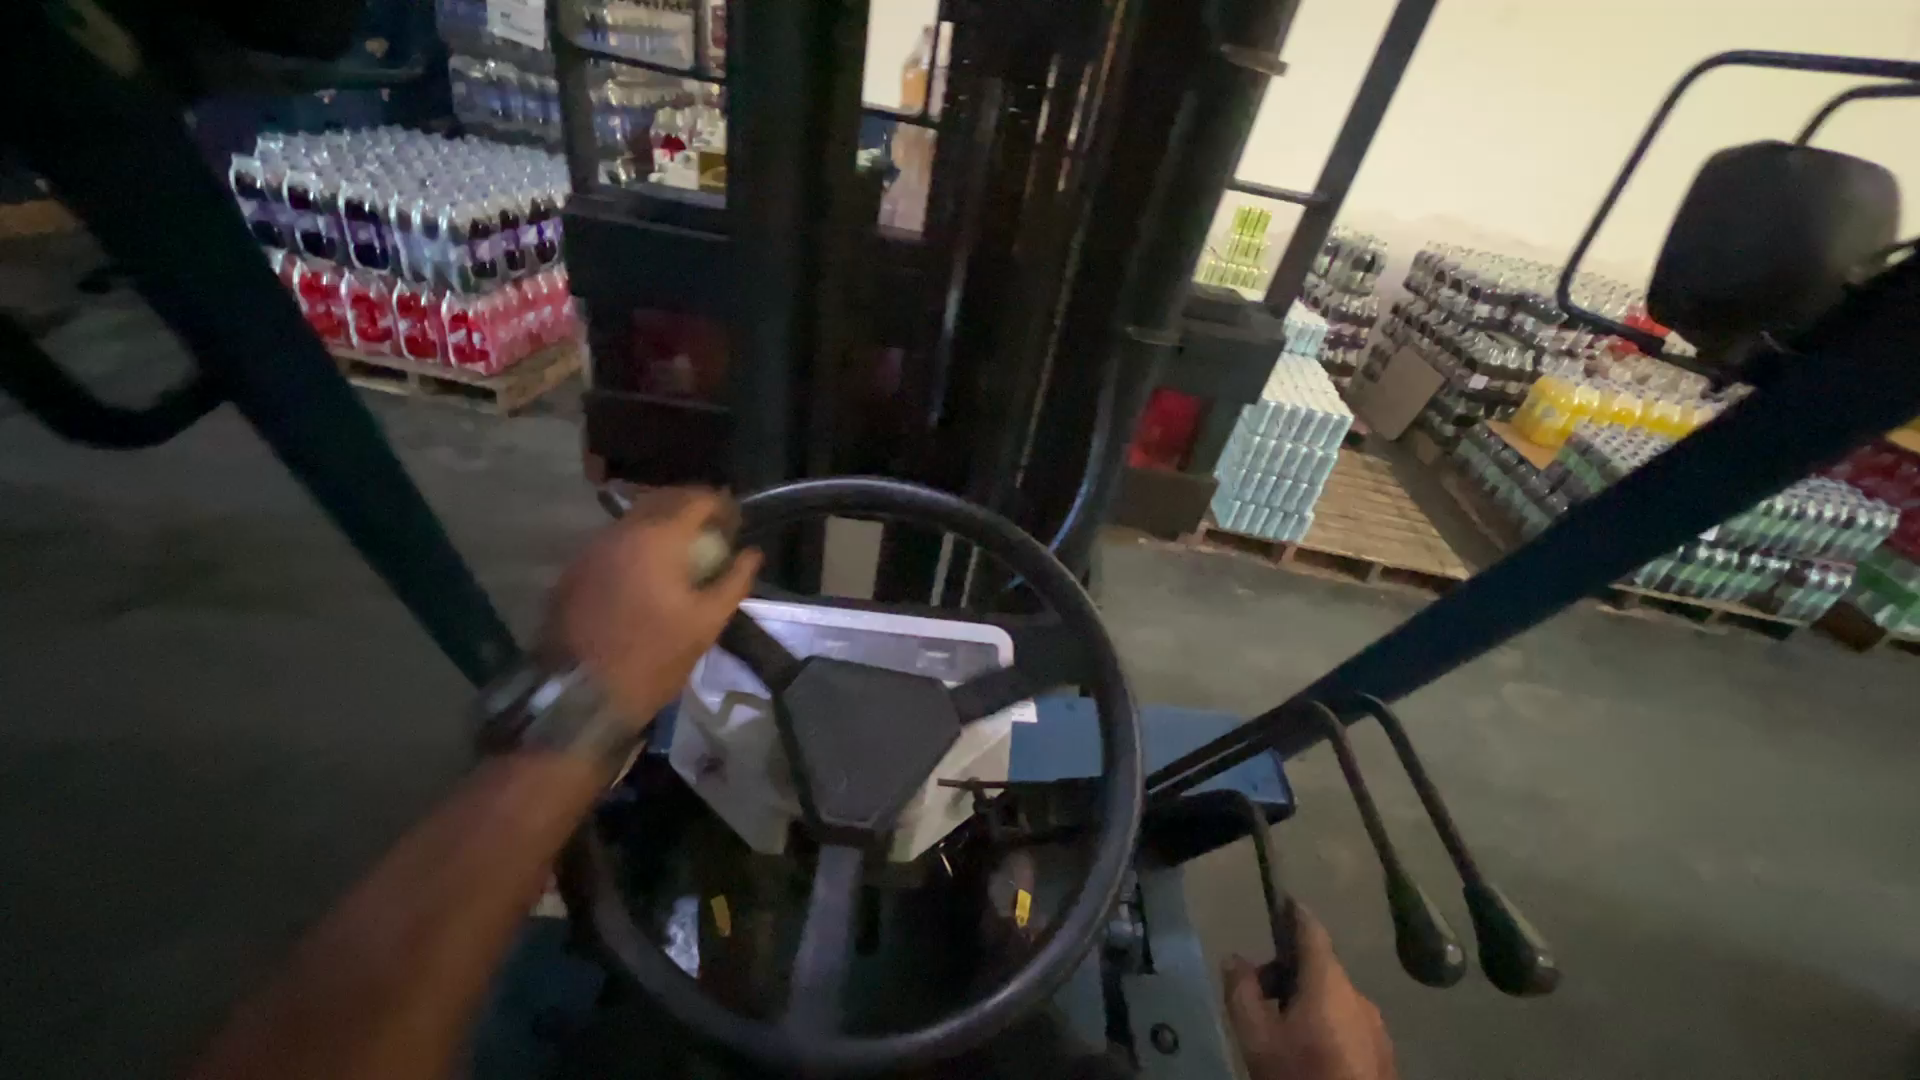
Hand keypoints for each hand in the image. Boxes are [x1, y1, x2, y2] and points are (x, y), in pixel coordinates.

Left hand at [546, 487, 761, 724]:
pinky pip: (614, 540)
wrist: (581, 695)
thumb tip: (752, 554)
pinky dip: (637, 543)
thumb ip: (734, 581)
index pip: (696, 499)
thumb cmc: (655, 658)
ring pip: (634, 518)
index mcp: (658, 538)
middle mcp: (621, 531)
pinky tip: (649, 570)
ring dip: (662, 524)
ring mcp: (592, 548)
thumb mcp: (707, 623)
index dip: (721, 505)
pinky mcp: (574, 569)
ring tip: (683, 550)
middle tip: (714, 531)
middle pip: (662, 499)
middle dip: (691, 508)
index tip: (736, 522)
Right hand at [1223, 906, 1396, 1079]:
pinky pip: (1351, 1023)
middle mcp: (1359, 996)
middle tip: (1261, 992)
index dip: (1294, 913)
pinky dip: (1329, 1022)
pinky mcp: (1386, 1056)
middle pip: (1320, 967)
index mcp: (1329, 983)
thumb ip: (1241, 991)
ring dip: (1309, 999)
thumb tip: (1234, 958)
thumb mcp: (1256, 1038)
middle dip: (1289, 970)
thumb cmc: (1302, 1076)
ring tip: (1284, 1027)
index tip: (1281, 900)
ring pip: (1336, 997)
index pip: (1311, 930)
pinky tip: (1312, 1049)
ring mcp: (1378, 1028)